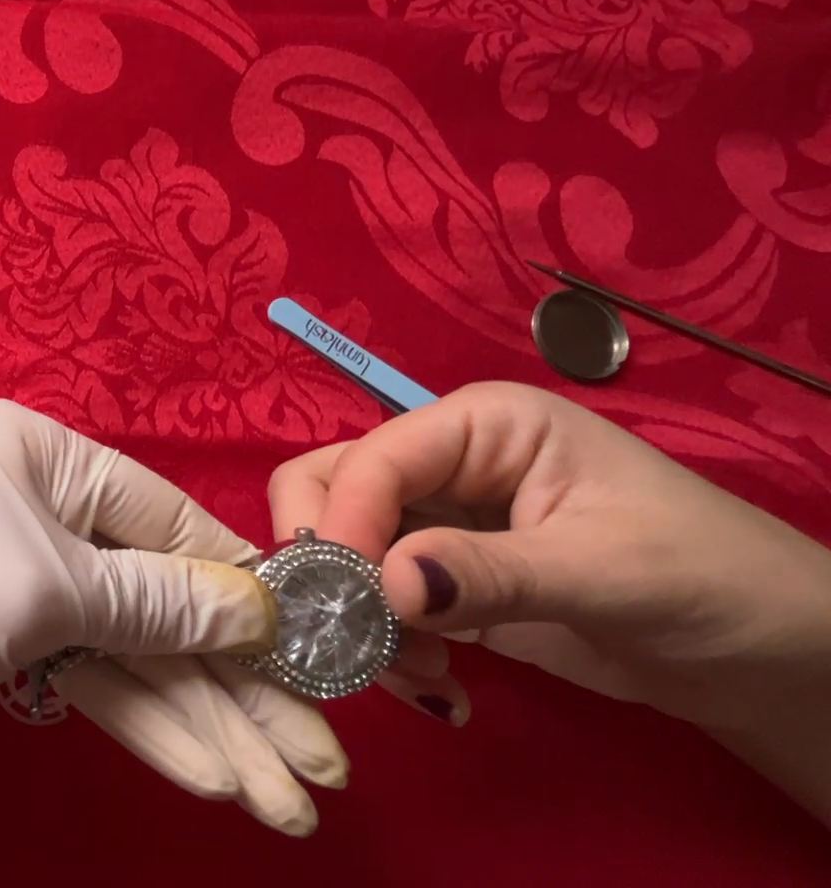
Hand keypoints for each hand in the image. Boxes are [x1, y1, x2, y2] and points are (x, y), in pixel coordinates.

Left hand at [0, 400, 346, 834]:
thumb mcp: (50, 593)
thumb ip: (161, 604)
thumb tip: (263, 610)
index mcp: (45, 454)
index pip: (168, 517)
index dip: (244, 588)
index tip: (320, 648)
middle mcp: (41, 497)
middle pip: (158, 593)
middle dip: (234, 681)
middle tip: (318, 759)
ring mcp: (26, 563)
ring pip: (129, 642)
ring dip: (198, 716)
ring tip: (284, 795)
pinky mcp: (9, 619)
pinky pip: (86, 663)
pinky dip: (137, 713)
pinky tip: (208, 773)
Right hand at [266, 382, 830, 818]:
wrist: (780, 662)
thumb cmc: (719, 584)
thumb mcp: (612, 572)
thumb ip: (492, 572)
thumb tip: (386, 586)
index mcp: (479, 426)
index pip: (372, 460)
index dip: (344, 521)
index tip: (346, 599)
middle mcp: (440, 462)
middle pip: (326, 487)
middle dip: (326, 558)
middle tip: (350, 627)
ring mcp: (433, 519)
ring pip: (336, 547)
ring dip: (350, 609)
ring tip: (408, 669)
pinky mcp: (435, 578)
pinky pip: (369, 598)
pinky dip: (379, 641)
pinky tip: (432, 680)